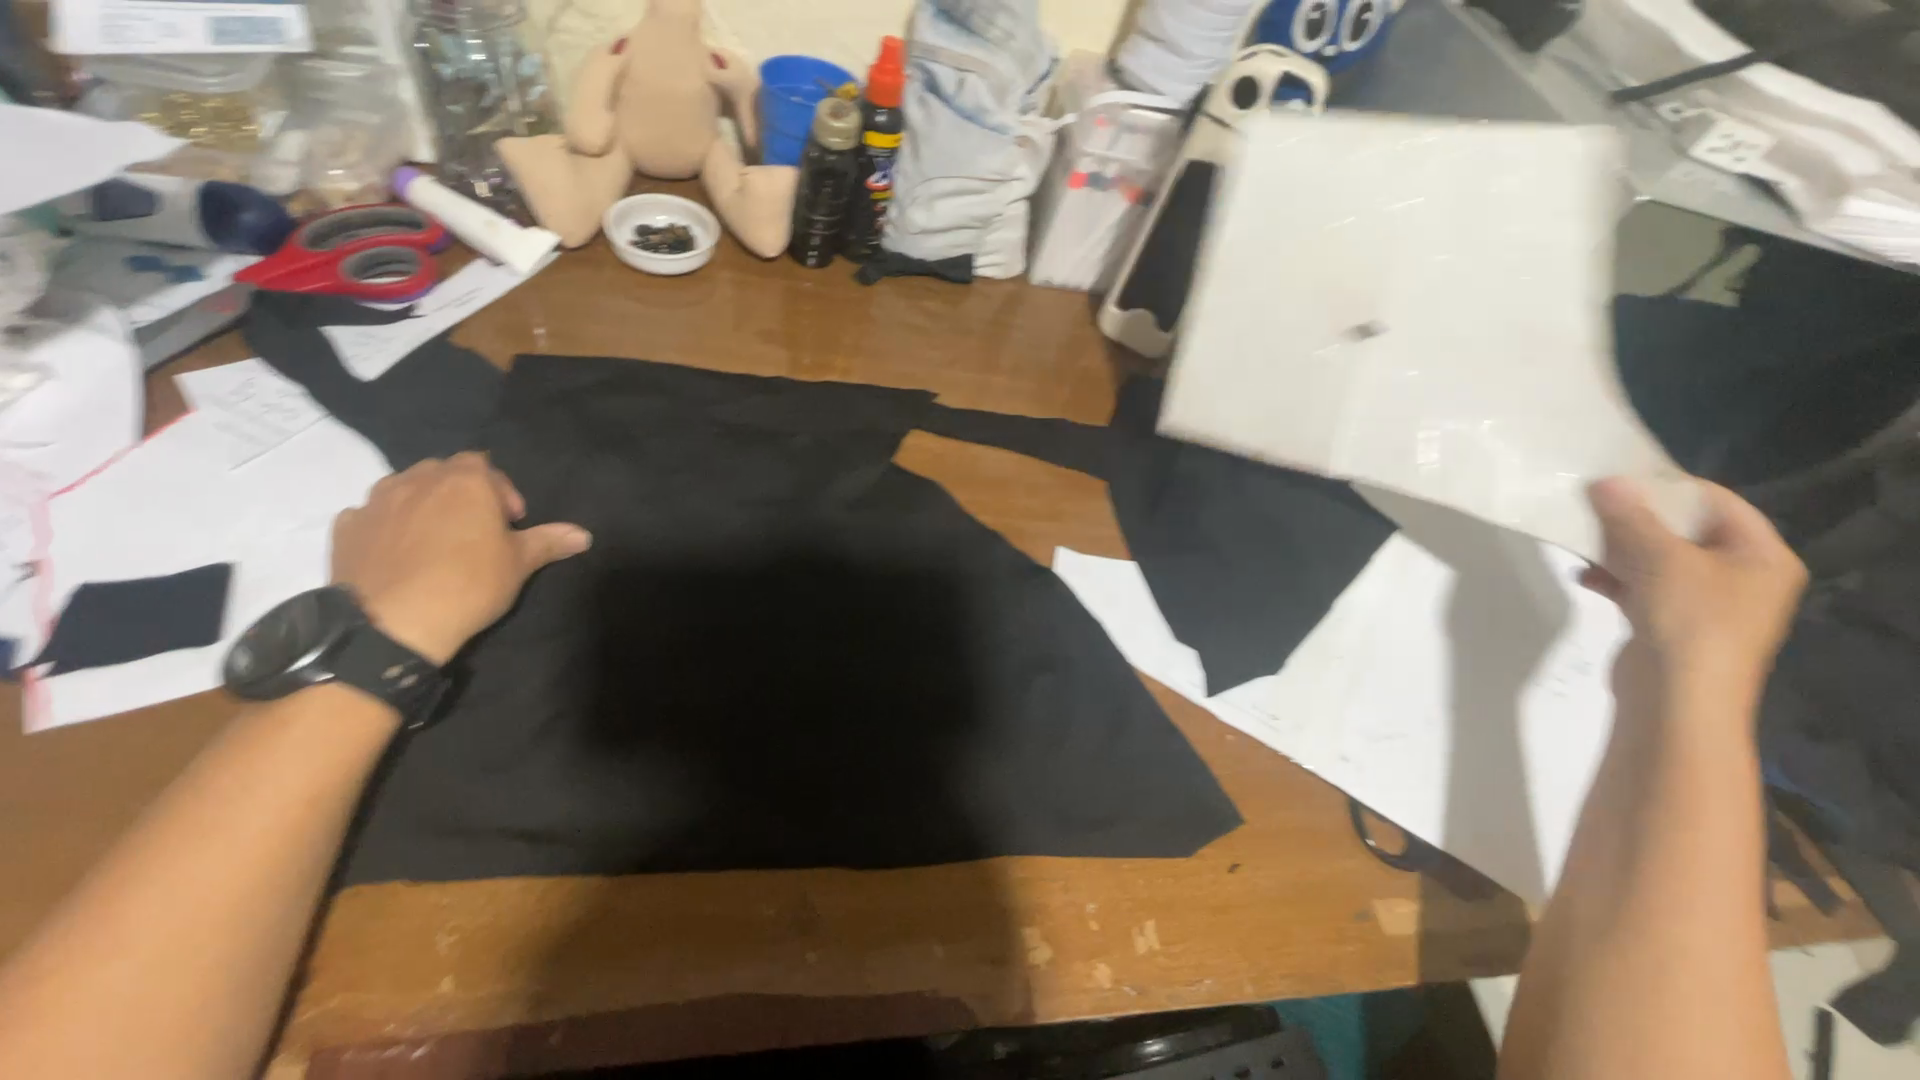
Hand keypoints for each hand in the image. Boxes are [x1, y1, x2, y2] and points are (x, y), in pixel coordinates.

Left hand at [331, 454, 590, 664]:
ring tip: (434, 539)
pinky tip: (395, 551)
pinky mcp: (346, 528)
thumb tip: (584, 535)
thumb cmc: (469, 584)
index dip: (500, 489)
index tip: (509, 522)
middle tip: (475, 528)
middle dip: (460, 492)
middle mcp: (417, 480)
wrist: (393, 623)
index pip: (483, 464)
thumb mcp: (519, 564)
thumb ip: (549, 542)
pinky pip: (369, 515)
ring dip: (421, 504)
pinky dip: (385, 525)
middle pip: (442, 471)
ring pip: (403, 488)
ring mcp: (375, 502)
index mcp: (464, 481)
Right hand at [1581, 477, 1805, 705]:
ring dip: (1620, 549)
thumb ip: (1632, 517)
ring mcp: (1707, 603)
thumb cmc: (1689, 620)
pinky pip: (1644, 587)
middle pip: (1686, 531)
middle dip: (1636, 519)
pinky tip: (1585, 576)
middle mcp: (1743, 576)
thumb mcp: (1661, 559)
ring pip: (1659, 560)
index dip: (1669, 487)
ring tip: (1582, 540)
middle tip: (1594, 506)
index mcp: (1762, 556)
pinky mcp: (1672, 624)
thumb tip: (1606, 481)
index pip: (1718, 502)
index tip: (1620, 479)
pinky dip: (1615, 578)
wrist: (1678, 698)